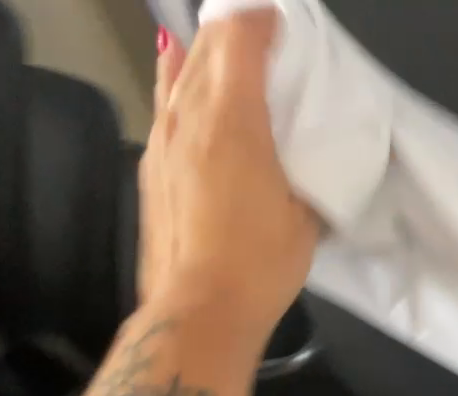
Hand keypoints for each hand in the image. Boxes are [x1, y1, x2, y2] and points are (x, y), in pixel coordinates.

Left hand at [139, 13, 318, 342]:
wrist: (201, 304)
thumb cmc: (262, 263)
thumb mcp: (305, 218)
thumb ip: (303, 174)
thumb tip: (304, 157)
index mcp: (233, 125)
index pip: (238, 45)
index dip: (258, 22)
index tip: (279, 18)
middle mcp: (188, 118)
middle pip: (202, 49)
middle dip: (230, 31)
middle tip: (257, 27)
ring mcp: (162, 138)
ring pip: (177, 72)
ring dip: (202, 52)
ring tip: (221, 46)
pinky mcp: (153, 162)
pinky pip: (166, 101)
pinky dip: (181, 80)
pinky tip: (183, 78)